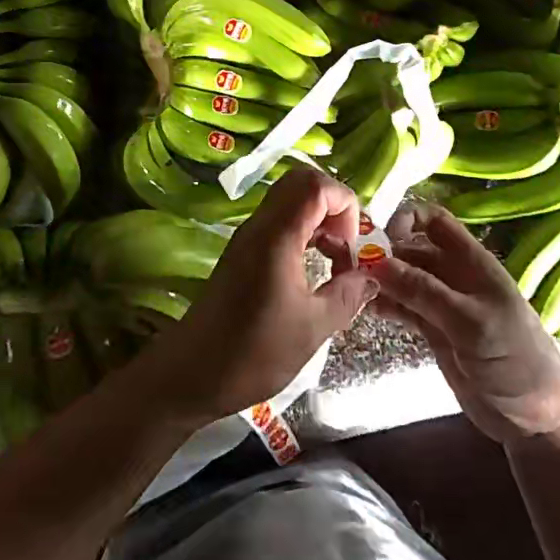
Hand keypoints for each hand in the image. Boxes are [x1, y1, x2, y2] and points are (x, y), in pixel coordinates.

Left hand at [138, 168, 375, 423]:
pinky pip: (281, 221)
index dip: (346, 205)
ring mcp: (249, 238)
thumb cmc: (251, 353)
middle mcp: (260, 226)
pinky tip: (312, 271)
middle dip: (335, 205)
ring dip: (320, 220)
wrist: (188, 377)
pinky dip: (305, 233)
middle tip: (346, 245)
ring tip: (334, 262)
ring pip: (291, 200)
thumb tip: (371, 278)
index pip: (317, 185)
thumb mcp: (312, 328)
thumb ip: (348, 295)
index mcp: (277, 236)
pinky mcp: (243, 253)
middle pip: (302, 182)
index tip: (352, 247)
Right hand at [371, 203, 559, 446]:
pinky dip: (386, 305)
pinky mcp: (435, 331)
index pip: (435, 220)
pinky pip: (405, 307)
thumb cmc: (513, 357)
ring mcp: (443, 304)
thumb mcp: (469, 321)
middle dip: (384, 252)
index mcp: (471, 261)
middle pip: (413, 249)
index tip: (379, 240)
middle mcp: (455, 275)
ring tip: (350, 289)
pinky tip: (364, 309)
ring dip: (380, 280)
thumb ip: (424, 291)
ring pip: (405, 279)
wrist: (535, 414)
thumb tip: (377, 263)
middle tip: (350, 268)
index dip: (407, 219)